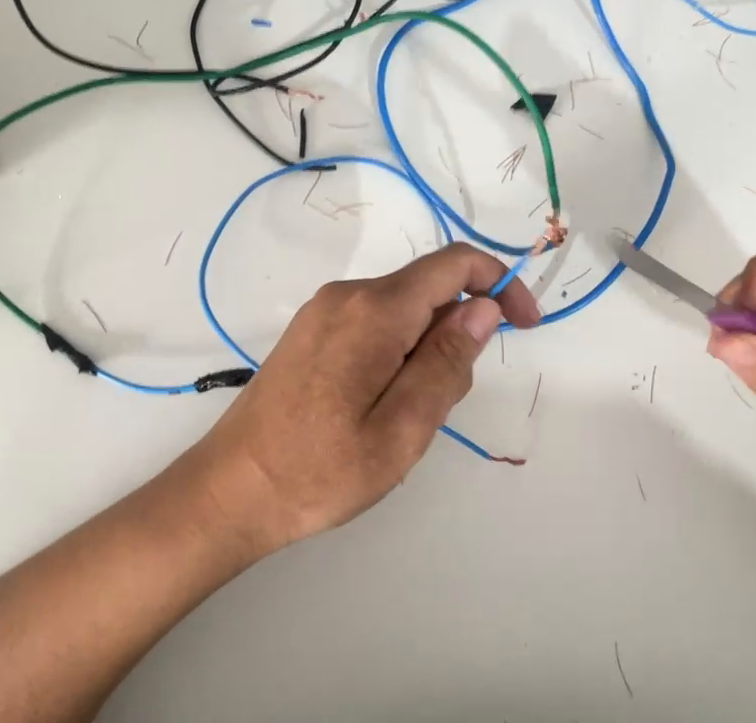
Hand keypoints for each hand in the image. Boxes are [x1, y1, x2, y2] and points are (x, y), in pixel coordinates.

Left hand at [177, 243, 541, 558]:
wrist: (230, 490)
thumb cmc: (320, 470)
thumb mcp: (402, 430)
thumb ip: (447, 364)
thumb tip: (484, 309)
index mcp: (373, 310)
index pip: (453, 265)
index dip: (500, 283)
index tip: (525, 325)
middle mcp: (347, 296)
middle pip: (428, 288)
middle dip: (460, 331)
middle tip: (447, 402)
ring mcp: (323, 312)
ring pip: (403, 310)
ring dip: (428, 348)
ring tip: (408, 416)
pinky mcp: (310, 333)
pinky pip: (374, 324)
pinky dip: (399, 351)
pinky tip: (381, 405)